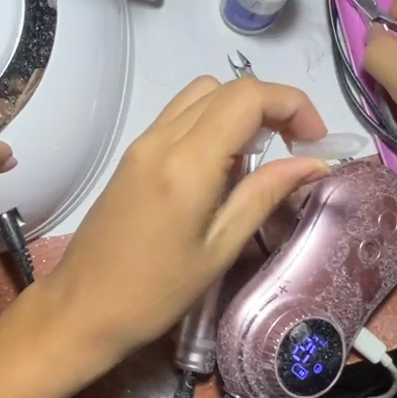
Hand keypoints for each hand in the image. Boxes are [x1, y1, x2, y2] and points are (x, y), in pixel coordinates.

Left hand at [26, 77, 331, 379]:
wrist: (82, 309)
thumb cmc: (155, 293)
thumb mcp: (219, 250)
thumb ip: (265, 196)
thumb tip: (313, 164)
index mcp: (187, 162)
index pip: (248, 96)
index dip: (292, 105)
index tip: (314, 143)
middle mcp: (161, 140)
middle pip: (226, 88)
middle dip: (271, 107)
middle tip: (296, 150)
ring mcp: (142, 144)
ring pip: (200, 95)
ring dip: (239, 112)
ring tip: (260, 159)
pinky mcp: (132, 156)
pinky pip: (178, 117)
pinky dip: (211, 124)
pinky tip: (222, 168)